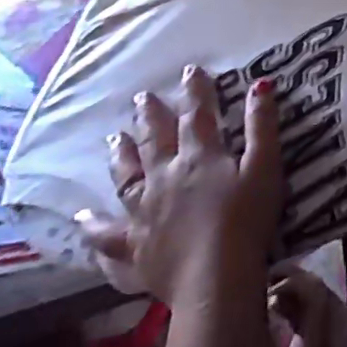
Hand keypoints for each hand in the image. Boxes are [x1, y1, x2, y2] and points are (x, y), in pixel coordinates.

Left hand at [75, 66, 281, 303]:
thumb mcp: (265, 166)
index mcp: (199, 156)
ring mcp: (144, 212)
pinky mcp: (134, 246)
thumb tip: (260, 84)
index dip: (194, 90)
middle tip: (141, 97)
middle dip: (150, 116)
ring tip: (114, 138)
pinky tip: (81, 219)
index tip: (189, 69)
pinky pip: (108, 235)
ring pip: (127, 177)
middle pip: (155, 140)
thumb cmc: (246, 219)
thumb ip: (262, 125)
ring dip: (121, 155)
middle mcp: (166, 177)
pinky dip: (93, 227)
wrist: (215, 277)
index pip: (197, 115)